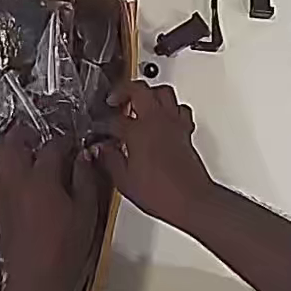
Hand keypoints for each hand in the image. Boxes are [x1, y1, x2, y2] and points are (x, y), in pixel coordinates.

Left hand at [0, 126, 103, 290]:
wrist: (37, 281)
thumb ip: (86, 178)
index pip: (51, 146)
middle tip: (34, 137)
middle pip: (8, 145)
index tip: (73, 145)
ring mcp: (0, 197)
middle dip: (21, 135)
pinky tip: (0, 182)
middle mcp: (16, 182)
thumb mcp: (87, 210)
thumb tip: (83, 156)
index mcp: (41, 177)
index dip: (64, 142)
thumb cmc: (66, 246)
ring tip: (15, 154)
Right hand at [97, 82, 216, 226]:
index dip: (103, 123)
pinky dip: (170, 107)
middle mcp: (156, 121)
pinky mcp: (186, 130)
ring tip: (138, 101)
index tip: (99, 129)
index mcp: (137, 131)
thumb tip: (101, 150)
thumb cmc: (161, 192)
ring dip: (149, 93)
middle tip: (115, 99)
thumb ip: (109, 160)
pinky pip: (179, 108)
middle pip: (139, 89)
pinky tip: (164, 115)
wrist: (190, 200)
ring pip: (162, 92)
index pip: (114, 119)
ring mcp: (173, 122)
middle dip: (124, 90)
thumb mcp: (124, 180)